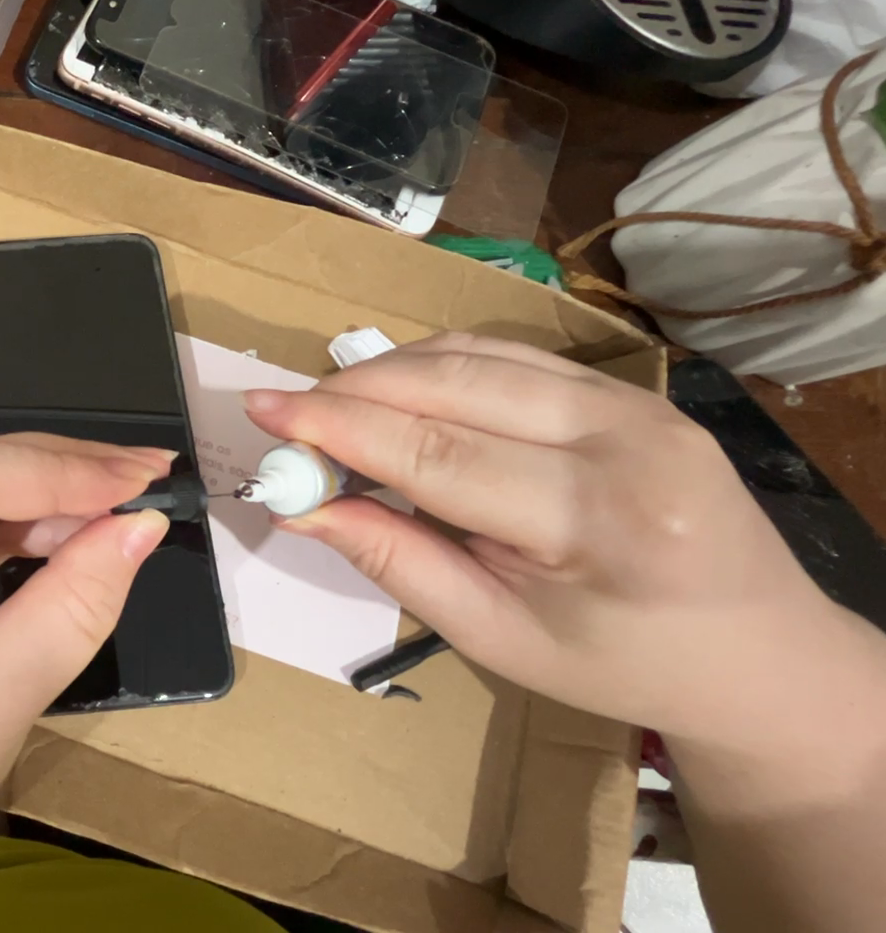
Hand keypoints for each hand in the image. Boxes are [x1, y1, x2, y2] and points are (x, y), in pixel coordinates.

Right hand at [242, 332, 877, 748]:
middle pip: (446, 384)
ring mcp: (631, 400)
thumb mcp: (487, 631)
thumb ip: (388, 555)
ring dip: (378, 375)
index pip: (434, 451)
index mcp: (602, 520)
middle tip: (280, 417)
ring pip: (466, 355)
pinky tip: (389, 398)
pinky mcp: (620, 386)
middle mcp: (626, 438)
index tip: (259, 410)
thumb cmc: (613, 660)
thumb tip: (297, 504)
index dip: (333, 426)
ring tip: (325, 413)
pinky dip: (423, 367)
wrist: (756, 651)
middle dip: (344, 392)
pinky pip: (496, 354)